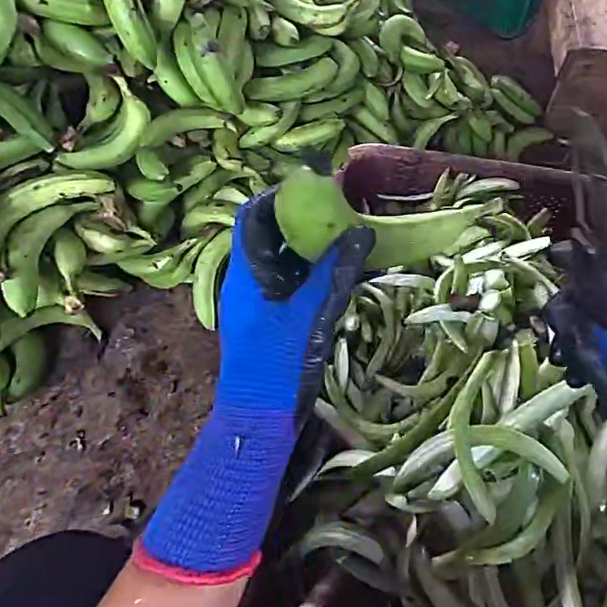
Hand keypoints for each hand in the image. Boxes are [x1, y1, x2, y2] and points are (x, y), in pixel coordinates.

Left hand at [136, 193, 370, 584]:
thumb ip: (335, 271)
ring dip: (306, 246)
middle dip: (300, 220)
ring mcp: (256, 302)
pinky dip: (309, 271)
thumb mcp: (312, 313)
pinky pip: (287, 282)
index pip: (252, 217)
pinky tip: (337, 272)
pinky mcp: (268, 319)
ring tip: (342, 235)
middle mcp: (246, 282)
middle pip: (268, 236)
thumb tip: (360, 232)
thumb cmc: (279, 364)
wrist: (259, 418)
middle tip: (336, 210)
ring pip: (279, 260)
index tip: (311, 187)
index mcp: (246, 274)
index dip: (277, 197)